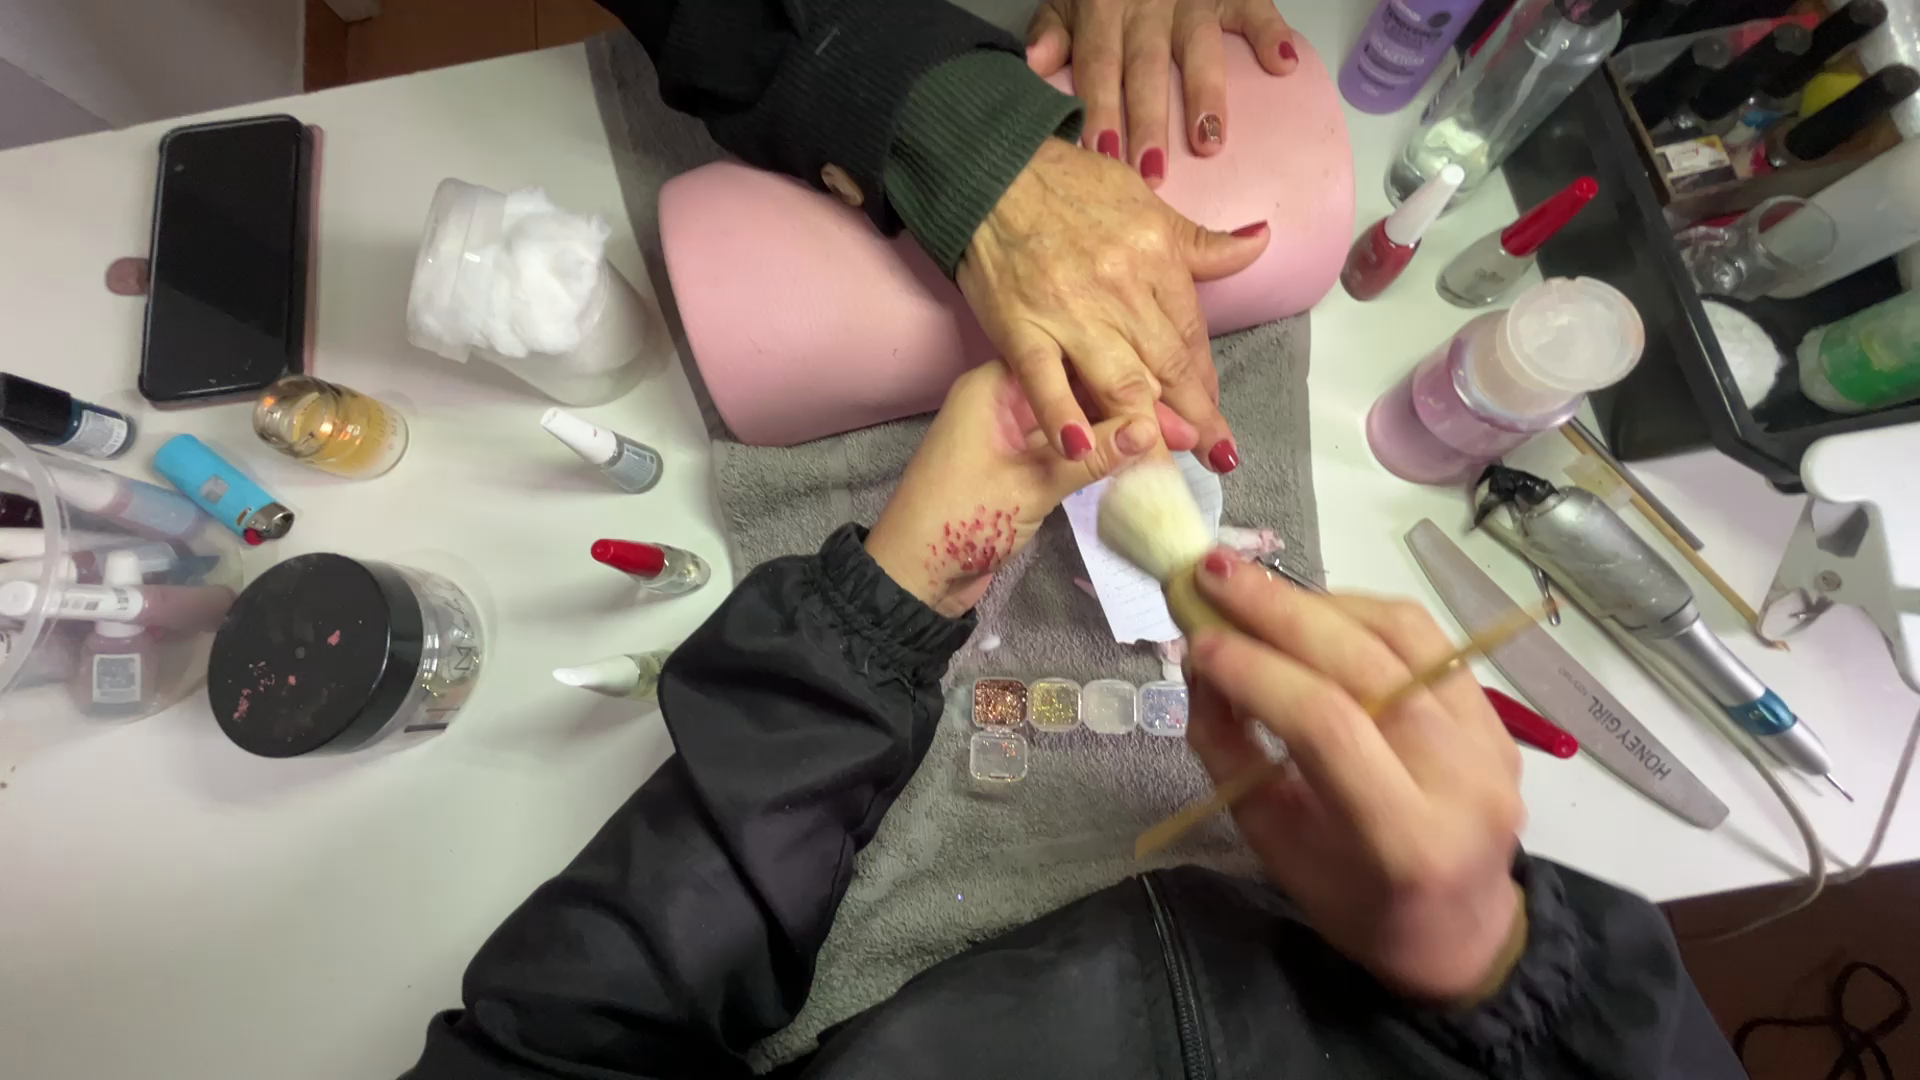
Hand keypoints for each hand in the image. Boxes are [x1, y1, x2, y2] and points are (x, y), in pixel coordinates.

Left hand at [865, 361, 1155, 617]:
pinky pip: (1060, 451)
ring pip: (1071, 425)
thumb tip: (1152, 428)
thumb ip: (1090, 456)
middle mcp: (1001, 400)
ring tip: (1172, 446)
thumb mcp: (1031, 484)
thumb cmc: (960, 519)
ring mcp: (1007, 434)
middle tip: (1187, 432)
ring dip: (1113, 437)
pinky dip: (1091, 457)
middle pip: (1075, 395)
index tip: (1178, 403)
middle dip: (1127, 412)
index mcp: (994, 385)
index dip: (1125, 381)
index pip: (1071, 365)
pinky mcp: (1013, 465)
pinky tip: (1132, 462)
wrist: (913, 575)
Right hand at [958, 137, 1267, 475]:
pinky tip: (1078, 451)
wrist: (991, 174)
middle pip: (1166, 368)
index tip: (1215, 421)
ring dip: (1148, 432)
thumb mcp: (1145, 203)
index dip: (1205, 384)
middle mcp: (1121, 291)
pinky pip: (1046, 382)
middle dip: (1194, 420)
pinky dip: (1063, 418)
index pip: (1190, 337)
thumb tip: (1258, 243)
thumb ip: (1198, 242)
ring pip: (1120, 383)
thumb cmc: (1067, 187)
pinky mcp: (1022, 330)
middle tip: (1214, 459)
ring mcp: (1070, 314)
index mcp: (1155, 258)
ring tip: (1167, 469)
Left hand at [1027, 0, 1298, 176]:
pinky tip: (1282, 65)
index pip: (1099, 68)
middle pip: (1146, 70)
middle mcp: (1146, 5)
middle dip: (1148, 122)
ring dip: (1204, 94)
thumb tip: (1030, 65)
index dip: (1100, 110)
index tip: (1103, 155)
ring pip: (1198, 48)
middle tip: (1153, 172)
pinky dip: (1269, 33)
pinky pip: (1252, 6)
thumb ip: (1052, 32)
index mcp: (1102, 10)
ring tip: (1209, 142)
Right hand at [1183, 551, 1527, 1001]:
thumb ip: (1225, 744)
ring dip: (1315, 600)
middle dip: (1275, 609)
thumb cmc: (1346, 895)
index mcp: (1403, 838)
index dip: (1253, 671)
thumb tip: (1200, 660)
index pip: (1325, 725)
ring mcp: (1490, 739)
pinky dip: (1355, 608)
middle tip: (1210, 572)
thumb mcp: (1266, 835)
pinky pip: (1423, 635)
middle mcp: (1463, 779)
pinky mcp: (1494, 713)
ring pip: (1400, 633)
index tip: (1194, 641)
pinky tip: (1307, 609)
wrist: (1457, 927)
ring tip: (1251, 590)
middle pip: (1364, 664)